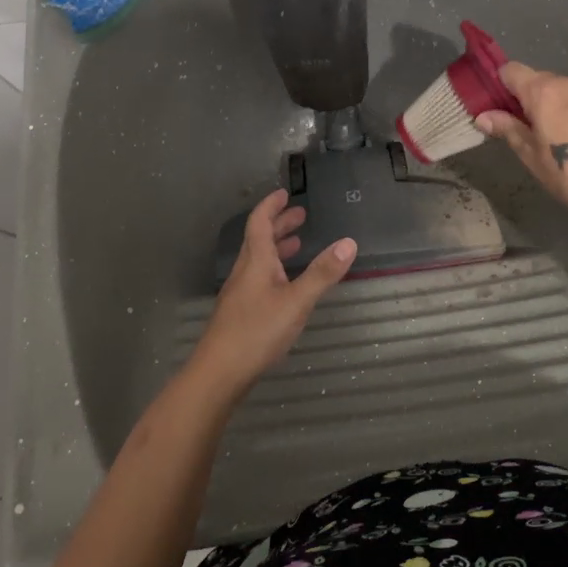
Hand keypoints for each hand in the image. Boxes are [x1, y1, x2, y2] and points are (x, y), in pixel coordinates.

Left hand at [189, 189, 355, 396]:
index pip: (259, 222)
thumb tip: (348, 242)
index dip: (271, 206)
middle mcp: (244, 272)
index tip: (284, 193)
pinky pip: (257, 278)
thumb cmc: (257, 331)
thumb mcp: (296, 302)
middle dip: (279, 225)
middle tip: (300, 216)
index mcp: (256, 261)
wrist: (218, 373)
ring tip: (297, 245)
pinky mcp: (239, 313)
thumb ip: (322, 273)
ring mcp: (239, 293)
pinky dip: (273, 270)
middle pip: (258, 239)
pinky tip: (284, 286)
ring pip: (257, 260)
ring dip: (276, 248)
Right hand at [475, 62, 567, 236]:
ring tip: (560, 135)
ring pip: (564, 88)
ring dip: (555, 103)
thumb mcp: (531, 156)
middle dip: (529, 98)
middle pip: (538, 79)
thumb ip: (507, 129)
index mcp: (543, 93)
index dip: (501, 85)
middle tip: (529, 129)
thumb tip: (483, 116)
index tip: (500, 106)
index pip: (511, 70)